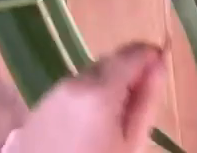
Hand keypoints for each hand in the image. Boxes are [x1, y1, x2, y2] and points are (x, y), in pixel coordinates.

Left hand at [5, 42, 167, 152]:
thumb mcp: (130, 146)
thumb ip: (146, 101)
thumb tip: (160, 64)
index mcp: (100, 91)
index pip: (133, 53)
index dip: (150, 57)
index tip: (159, 69)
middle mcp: (74, 82)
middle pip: (109, 62)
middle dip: (127, 74)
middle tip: (135, 108)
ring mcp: (52, 94)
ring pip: (89, 77)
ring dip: (105, 88)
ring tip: (109, 125)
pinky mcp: (37, 109)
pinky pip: (70, 92)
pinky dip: (84, 101)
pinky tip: (84, 131)